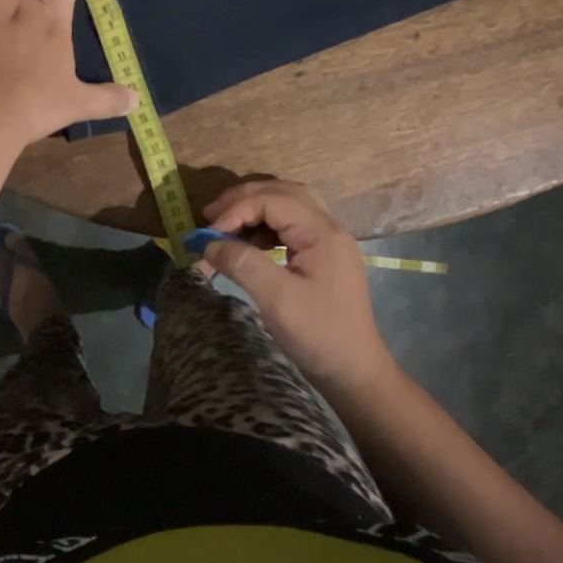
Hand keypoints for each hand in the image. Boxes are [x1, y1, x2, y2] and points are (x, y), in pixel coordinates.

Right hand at [199, 180, 395, 391]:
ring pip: (289, 205)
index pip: (273, 200)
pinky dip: (265, 226)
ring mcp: (329, 242)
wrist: (354, 371)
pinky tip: (248, 242)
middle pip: (283, 192)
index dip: (236, 209)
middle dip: (244, 199)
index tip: (208, 232)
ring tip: (225, 224)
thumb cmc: (318, 334)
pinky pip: (292, 225)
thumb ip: (242, 263)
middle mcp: (329, 229)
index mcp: (322, 233)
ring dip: (255, 208)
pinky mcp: (324, 257)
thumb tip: (209, 244)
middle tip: (211, 214)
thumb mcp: (275, 299)